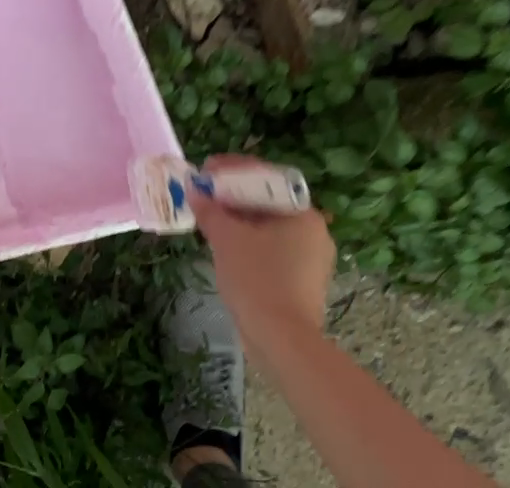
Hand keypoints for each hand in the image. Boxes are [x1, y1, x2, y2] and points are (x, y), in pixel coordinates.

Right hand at [190, 154, 334, 338]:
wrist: (281, 339)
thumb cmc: (257, 277)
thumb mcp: (226, 237)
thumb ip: (210, 209)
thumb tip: (195, 191)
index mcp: (303, 214)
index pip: (266, 178)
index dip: (232, 170)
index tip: (206, 170)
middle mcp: (314, 232)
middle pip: (268, 201)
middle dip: (233, 195)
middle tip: (204, 194)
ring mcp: (311, 258)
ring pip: (268, 226)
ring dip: (238, 218)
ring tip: (209, 217)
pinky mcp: (303, 280)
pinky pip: (272, 247)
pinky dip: (249, 240)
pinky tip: (225, 244)